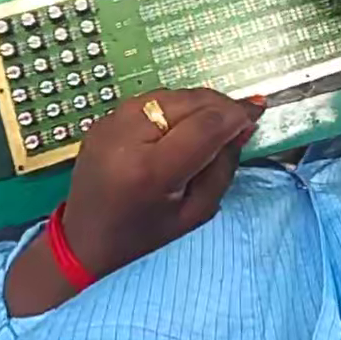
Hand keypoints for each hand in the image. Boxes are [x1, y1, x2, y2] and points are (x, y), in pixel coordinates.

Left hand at [61, 89, 263, 276]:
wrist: (84, 245)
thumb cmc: (143, 241)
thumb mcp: (195, 214)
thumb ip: (222, 168)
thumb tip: (241, 126)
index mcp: (149, 170)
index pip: (205, 125)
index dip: (236, 115)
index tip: (256, 112)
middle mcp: (125, 138)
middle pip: (188, 100)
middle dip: (220, 105)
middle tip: (241, 119)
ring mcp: (109, 125)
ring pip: (169, 94)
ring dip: (198, 103)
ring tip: (214, 124)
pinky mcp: (102, 121)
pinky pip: (149, 101)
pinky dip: (173, 107)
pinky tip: (183, 126)